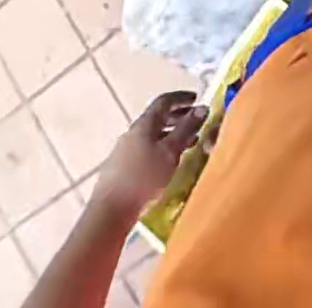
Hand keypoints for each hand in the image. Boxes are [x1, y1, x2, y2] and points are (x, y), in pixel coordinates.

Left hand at [89, 91, 206, 221]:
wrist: (109, 213)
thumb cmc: (143, 178)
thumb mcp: (171, 151)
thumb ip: (187, 128)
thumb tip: (202, 108)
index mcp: (144, 124)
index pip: (164, 101)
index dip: (181, 98)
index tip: (196, 98)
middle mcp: (132, 133)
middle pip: (157, 117)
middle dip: (178, 116)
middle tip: (195, 120)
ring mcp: (124, 151)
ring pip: (152, 134)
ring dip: (171, 134)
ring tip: (187, 142)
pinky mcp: (120, 169)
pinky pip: (146, 149)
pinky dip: (161, 148)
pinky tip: (168, 162)